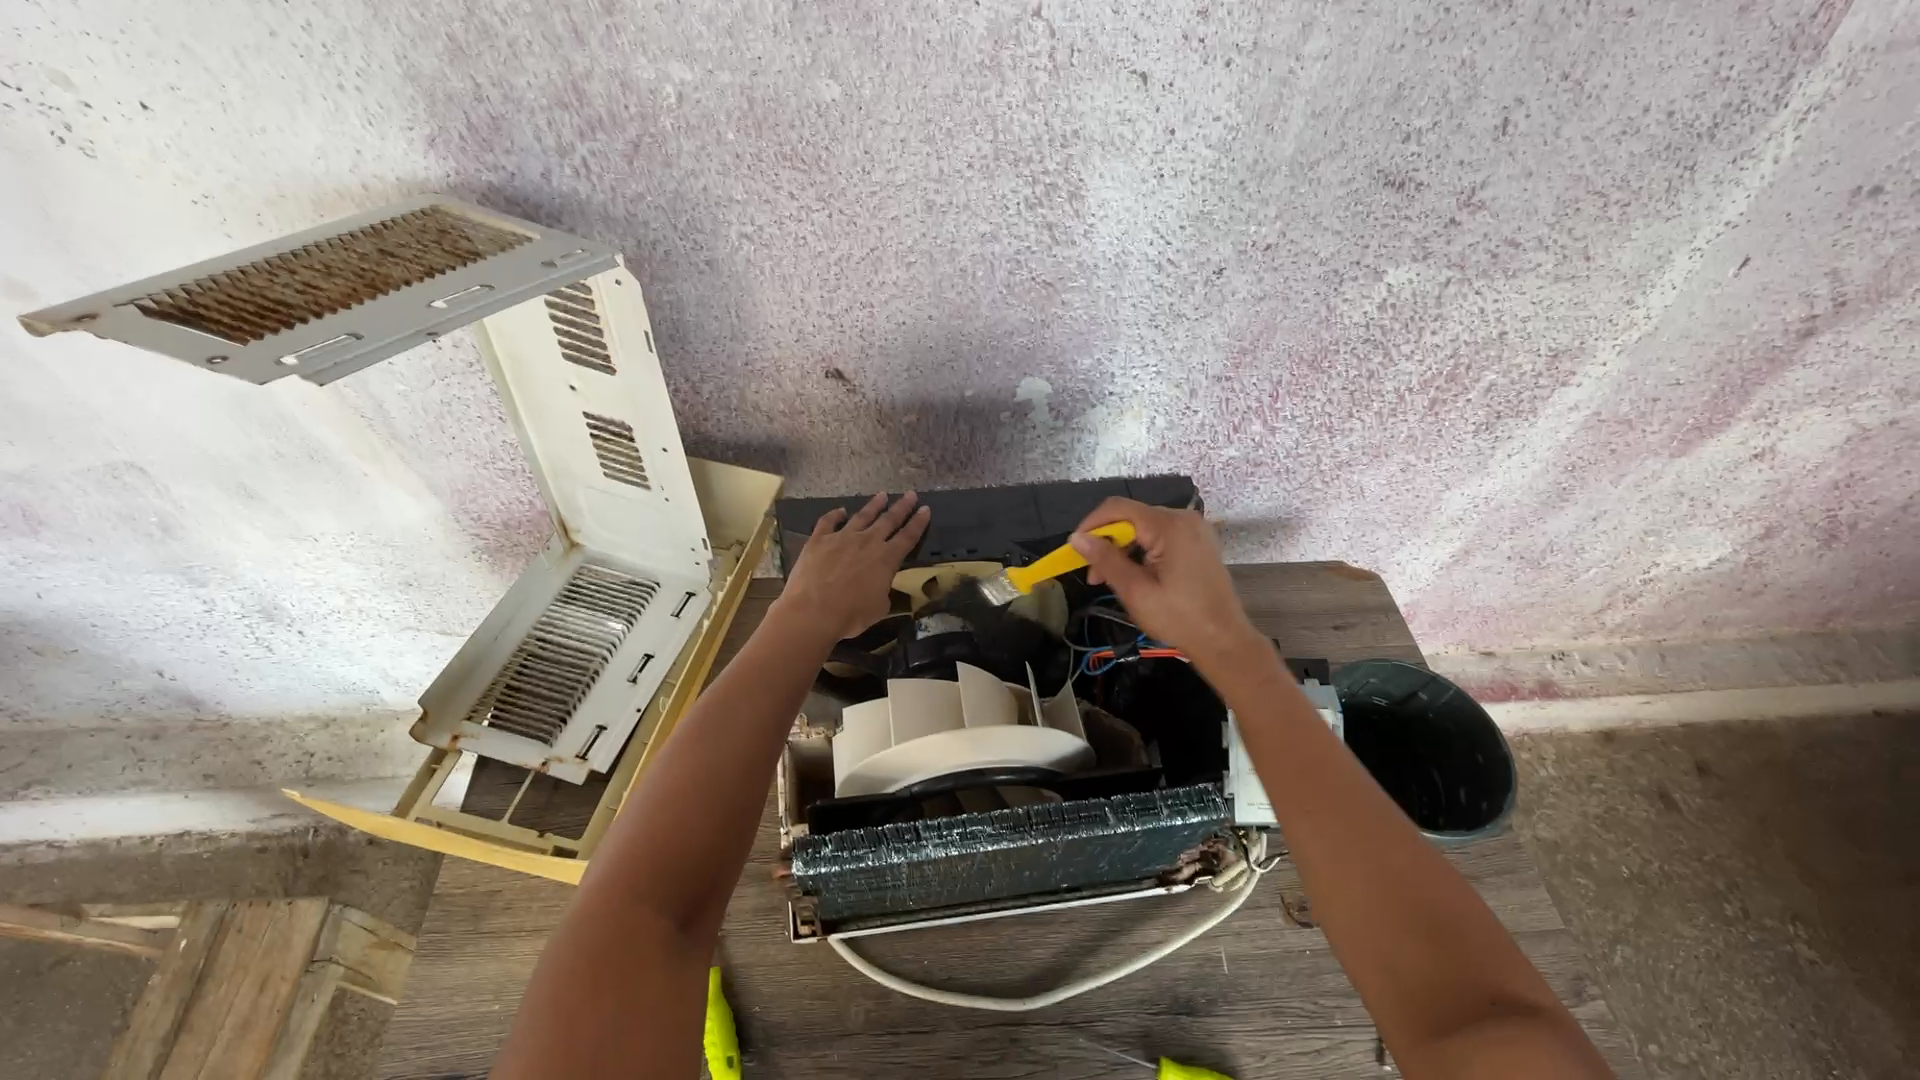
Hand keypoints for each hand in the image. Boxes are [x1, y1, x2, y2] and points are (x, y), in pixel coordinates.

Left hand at [776, 492, 931, 639]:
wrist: (813, 611)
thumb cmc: (851, 614)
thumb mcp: (879, 607)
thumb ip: (883, 590)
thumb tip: (880, 585)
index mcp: (886, 559)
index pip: (908, 537)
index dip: (918, 523)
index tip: (926, 509)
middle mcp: (867, 542)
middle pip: (888, 520)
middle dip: (902, 507)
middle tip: (910, 494)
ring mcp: (842, 537)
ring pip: (862, 516)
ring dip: (873, 505)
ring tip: (882, 495)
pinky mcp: (819, 540)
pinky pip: (828, 522)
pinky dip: (834, 514)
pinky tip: (840, 510)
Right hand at [1069, 497, 1263, 666]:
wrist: (1223, 640)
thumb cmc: (1179, 618)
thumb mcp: (1135, 590)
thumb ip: (1105, 559)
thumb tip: (1077, 538)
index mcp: (1169, 526)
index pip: (1118, 508)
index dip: (1091, 525)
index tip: (1074, 550)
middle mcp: (1184, 519)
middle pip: (1132, 517)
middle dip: (1107, 542)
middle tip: (1094, 576)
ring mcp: (1194, 530)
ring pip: (1145, 528)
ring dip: (1124, 549)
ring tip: (1112, 580)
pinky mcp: (1199, 543)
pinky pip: (1161, 537)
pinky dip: (1143, 551)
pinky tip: (1136, 576)